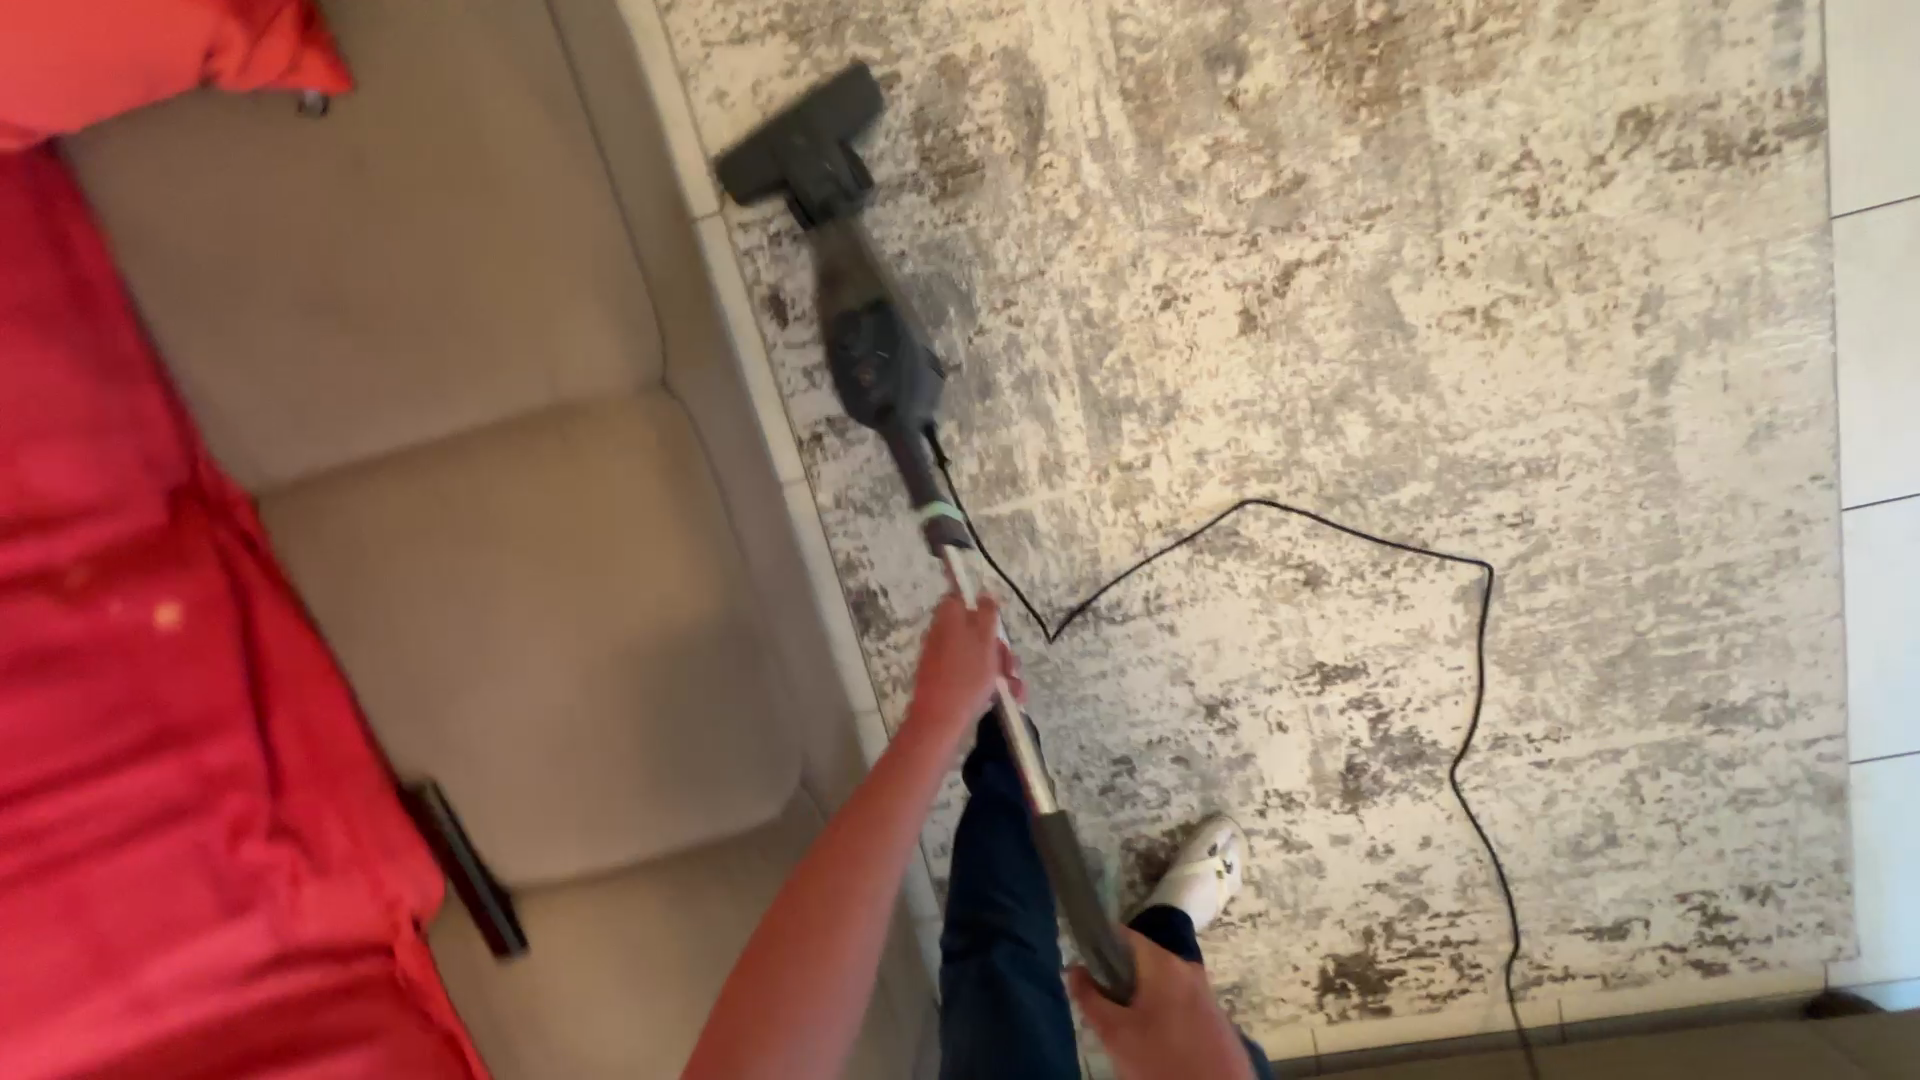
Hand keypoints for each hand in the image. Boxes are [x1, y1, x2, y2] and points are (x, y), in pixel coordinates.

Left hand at [904, 592, 1023, 740]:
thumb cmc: (966, 675)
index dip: (981, 609)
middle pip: (976, 632)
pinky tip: (1008, 698)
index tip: (996, 626)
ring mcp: (943, 660)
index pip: (960, 599)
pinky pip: (972, 675)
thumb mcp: (983, 639)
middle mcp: (942, 636)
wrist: (941, 719)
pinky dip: (990, 684)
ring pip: (979, 657)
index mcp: (948, 619)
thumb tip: (984, 594)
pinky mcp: (946, 682)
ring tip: (1014, 690)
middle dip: (998, 649)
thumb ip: (986, 614)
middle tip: (1009, 665)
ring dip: (1001, 670)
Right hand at [1068, 930, 1256, 1079]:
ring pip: (1160, 984)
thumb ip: (1090, 998)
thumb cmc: (1163, 1064)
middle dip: (1120, 980)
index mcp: (1164, 963)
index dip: (1099, 946)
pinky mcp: (1216, 1017)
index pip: (1123, 935)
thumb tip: (1074, 970)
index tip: (1085, 970)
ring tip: (1129, 1031)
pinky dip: (1163, 1013)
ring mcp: (1205, 992)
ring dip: (1141, 999)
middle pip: (1142, 961)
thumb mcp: (1116, 1035)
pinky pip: (1180, 1002)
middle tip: (1104, 1009)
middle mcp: (1187, 967)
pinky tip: (1156, 1044)